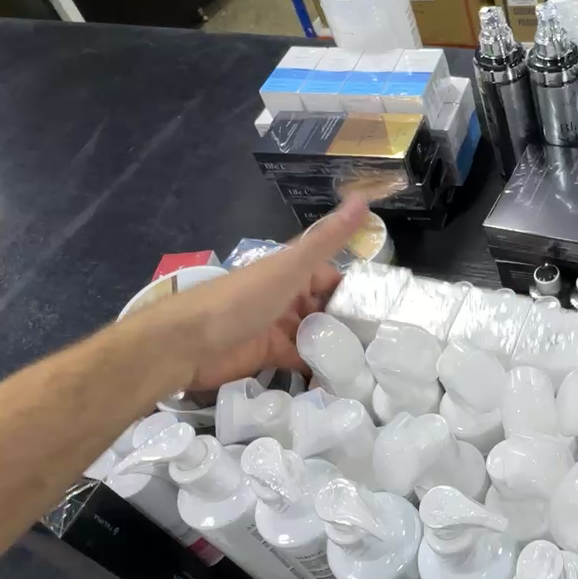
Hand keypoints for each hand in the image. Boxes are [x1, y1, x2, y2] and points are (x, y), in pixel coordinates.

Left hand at [136, 197, 368, 391]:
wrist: (186, 342)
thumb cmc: (242, 299)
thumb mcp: (291, 265)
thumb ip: (327, 238)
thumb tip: (363, 197)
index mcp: (294, 272)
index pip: (335, 279)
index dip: (360, 292)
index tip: (391, 310)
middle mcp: (289, 298)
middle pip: (329, 310)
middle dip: (353, 325)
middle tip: (387, 345)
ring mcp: (280, 328)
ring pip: (318, 336)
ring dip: (339, 348)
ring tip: (374, 366)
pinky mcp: (271, 356)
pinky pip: (303, 361)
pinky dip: (320, 369)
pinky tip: (345, 381)